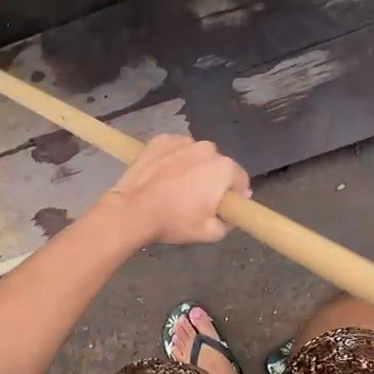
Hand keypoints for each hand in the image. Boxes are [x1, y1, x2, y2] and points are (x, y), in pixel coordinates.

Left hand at [101, 136, 249, 244]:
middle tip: (197, 200)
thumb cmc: (174, 221)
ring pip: (195, 156)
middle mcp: (207, 148)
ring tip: (176, 188)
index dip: (235, 196)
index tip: (223, 207)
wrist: (133, 210)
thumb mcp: (210, 233)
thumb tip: (230, 212)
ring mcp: (182, 142)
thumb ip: (229, 222)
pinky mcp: (160, 141)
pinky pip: (174, 150)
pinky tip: (163, 176)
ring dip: (193, 168)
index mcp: (224, 168)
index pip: (240, 180)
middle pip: (218, 165)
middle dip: (212, 180)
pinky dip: (173, 160)